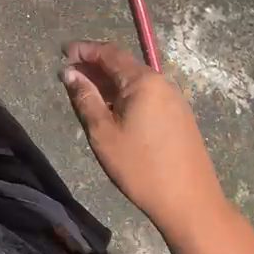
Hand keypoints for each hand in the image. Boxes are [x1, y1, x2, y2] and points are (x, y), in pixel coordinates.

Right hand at [61, 41, 222, 230]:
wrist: (190, 203)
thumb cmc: (141, 167)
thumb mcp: (103, 133)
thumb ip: (85, 98)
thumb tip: (70, 73)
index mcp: (143, 81)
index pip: (109, 53)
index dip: (84, 50)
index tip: (62, 52)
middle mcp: (161, 83)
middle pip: (123, 65)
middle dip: (94, 66)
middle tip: (69, 74)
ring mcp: (173, 100)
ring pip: (134, 81)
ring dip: (108, 82)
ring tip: (85, 92)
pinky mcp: (179, 117)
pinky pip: (146, 95)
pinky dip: (124, 95)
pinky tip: (111, 110)